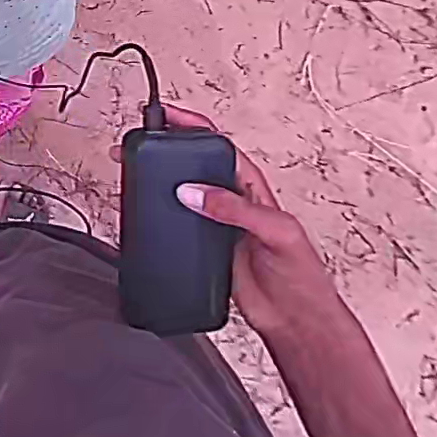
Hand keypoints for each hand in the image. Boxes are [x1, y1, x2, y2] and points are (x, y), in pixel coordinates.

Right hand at [116, 104, 349, 340]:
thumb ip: (236, 208)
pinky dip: (157, 210)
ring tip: (134, 164)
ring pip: (180, 187)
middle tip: (141, 135)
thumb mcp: (276, 232)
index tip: (167, 114)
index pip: (216, 143)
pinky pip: (174, 219)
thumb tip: (194, 191)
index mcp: (250, 184)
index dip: (190, 124)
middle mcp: (230, 197)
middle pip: (193, 160)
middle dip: (166, 143)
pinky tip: (145, 207)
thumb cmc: (302, 277)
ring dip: (158, 176)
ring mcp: (215, 219)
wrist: (295, 323)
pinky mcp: (203, 243)